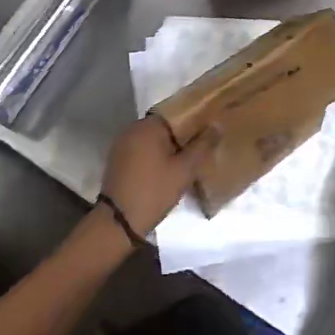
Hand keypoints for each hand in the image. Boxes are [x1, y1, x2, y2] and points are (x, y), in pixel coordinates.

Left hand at [100, 117, 220, 236]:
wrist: (118, 221)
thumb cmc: (154, 191)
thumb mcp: (184, 171)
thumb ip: (202, 146)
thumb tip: (216, 125)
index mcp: (147, 126)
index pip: (175, 113)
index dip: (194, 120)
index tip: (209, 130)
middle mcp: (132, 129)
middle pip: (163, 126)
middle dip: (181, 135)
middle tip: (201, 147)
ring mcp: (122, 145)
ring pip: (151, 140)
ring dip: (168, 147)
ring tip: (187, 159)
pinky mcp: (117, 160)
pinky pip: (141, 150)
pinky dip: (154, 155)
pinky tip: (167, 169)